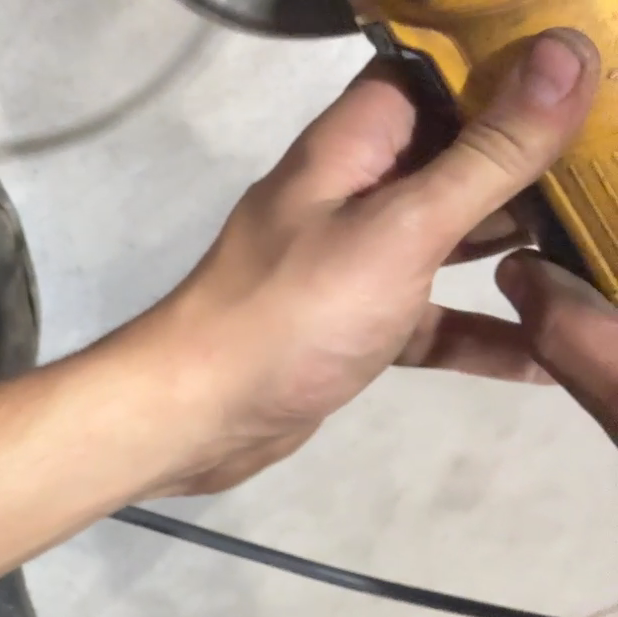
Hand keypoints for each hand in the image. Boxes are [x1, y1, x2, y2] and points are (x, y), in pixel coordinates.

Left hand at [140, 29, 600, 495]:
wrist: (188, 417)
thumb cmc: (284, 316)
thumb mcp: (396, 226)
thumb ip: (484, 151)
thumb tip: (567, 50)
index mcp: (344, 156)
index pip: (428, 76)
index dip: (510, 58)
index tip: (603, 56)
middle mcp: (342, 205)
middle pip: (456, 157)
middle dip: (544, 155)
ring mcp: (345, 272)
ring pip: (452, 242)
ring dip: (529, 244)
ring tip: (612, 239)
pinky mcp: (348, 334)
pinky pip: (430, 323)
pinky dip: (485, 334)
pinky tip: (556, 353)